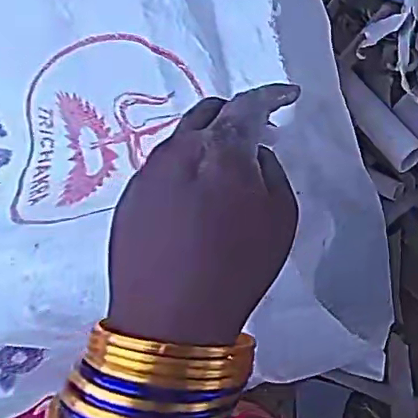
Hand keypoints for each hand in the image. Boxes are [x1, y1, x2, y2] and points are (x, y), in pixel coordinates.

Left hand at [105, 84, 300, 345]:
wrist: (168, 322)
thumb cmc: (237, 267)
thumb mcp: (281, 216)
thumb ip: (270, 171)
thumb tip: (254, 154)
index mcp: (221, 149)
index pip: (248, 104)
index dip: (272, 95)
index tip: (288, 95)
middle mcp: (178, 150)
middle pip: (209, 111)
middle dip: (236, 114)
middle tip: (259, 133)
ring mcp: (147, 174)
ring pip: (183, 139)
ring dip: (210, 143)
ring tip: (229, 171)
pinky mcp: (129, 199)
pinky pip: (165, 168)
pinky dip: (188, 168)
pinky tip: (199, 199)